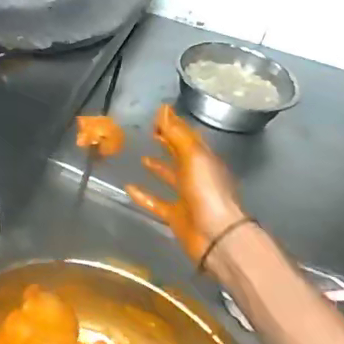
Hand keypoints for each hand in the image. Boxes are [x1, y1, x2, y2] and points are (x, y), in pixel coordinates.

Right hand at [125, 104, 245, 266]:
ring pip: (170, 177)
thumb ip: (177, 133)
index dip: (174, 125)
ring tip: (142, 157)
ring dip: (158, 167)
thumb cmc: (207, 190)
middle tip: (150, 132)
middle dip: (167, 142)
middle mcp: (197, 175)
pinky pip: (157, 202)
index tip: (157, 115)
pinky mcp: (176, 216)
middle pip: (180, 155)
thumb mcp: (193, 156)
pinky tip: (129, 188)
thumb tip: (163, 109)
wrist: (215, 235)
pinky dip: (144, 196)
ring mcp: (187, 197)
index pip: (188, 137)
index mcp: (205, 159)